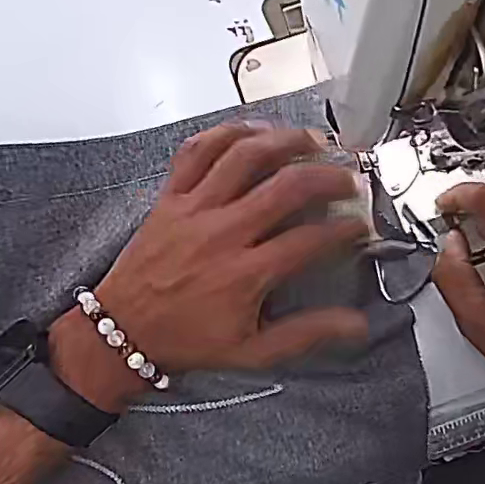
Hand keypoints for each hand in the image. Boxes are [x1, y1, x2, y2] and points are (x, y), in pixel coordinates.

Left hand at [50, 124, 370, 409]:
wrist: (125, 331)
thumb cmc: (187, 340)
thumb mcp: (254, 351)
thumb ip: (307, 333)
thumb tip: (355, 325)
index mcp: (245, 274)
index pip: (310, 239)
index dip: (345, 229)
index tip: (359, 226)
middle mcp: (222, 234)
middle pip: (287, 186)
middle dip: (329, 176)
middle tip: (349, 179)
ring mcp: (194, 209)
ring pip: (245, 156)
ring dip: (286, 141)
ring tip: (313, 140)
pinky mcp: (171, 197)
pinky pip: (198, 151)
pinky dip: (227, 133)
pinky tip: (253, 132)